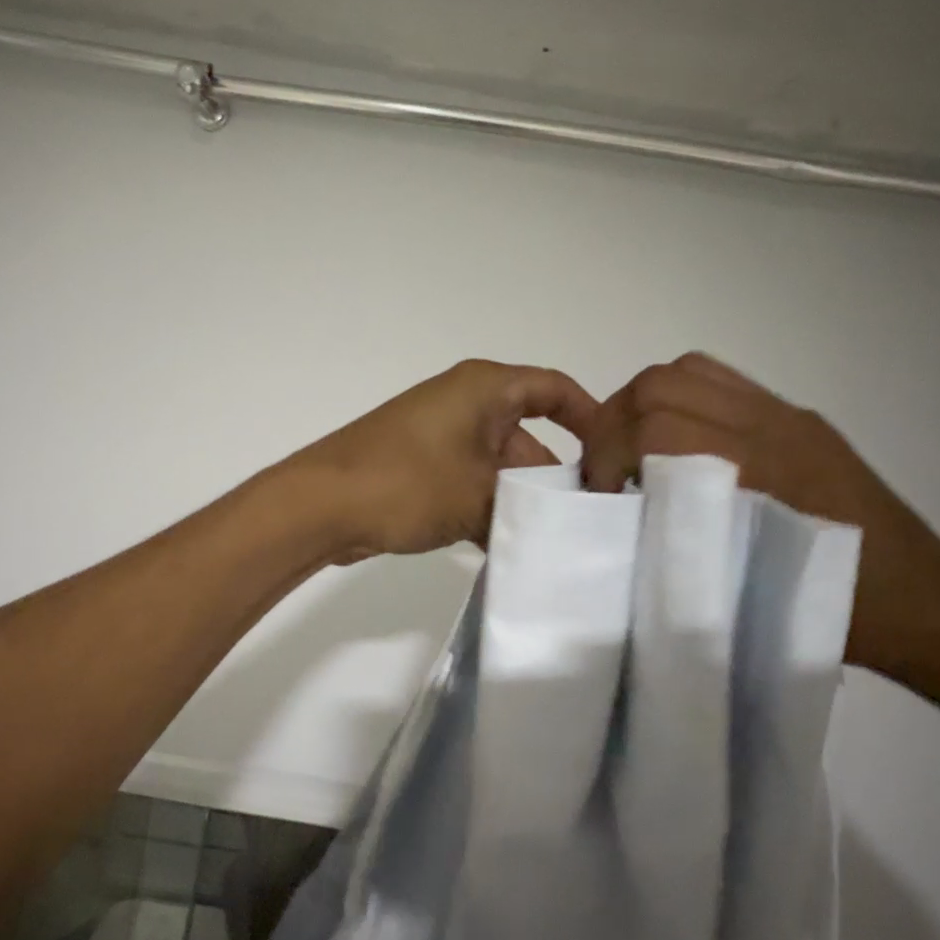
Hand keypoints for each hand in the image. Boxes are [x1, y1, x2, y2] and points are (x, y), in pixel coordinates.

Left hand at [286, 359, 598, 560]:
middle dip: (552, 479)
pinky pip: (469, 485)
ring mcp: (440, 438)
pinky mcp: (420, 469)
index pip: (553, 389)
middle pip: (527, 438)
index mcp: (484, 389)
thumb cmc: (407, 482)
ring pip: (498, 468)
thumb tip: (553, 519)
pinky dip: (485, 511)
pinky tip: (502, 551)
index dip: (590, 417)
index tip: (618, 456)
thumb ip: (525, 503)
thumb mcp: (480, 494)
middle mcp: (465, 404)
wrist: (321, 505)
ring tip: (549, 544)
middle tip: (584, 524)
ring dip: (516, 503)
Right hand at [581, 352, 939, 676]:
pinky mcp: (797, 419)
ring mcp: (788, 415)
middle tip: (605, 471)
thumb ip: (680, 538)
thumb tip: (618, 518)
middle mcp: (774, 424)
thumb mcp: (747, 587)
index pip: (657, 424)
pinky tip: (677, 448)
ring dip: (643, 405)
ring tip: (634, 454)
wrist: (927, 602)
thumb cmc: (838, 612)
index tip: (598, 494)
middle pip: (663, 383)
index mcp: (764, 468)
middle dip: (614, 422)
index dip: (608, 453)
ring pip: (690, 371)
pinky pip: (722, 383)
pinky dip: (679, 402)